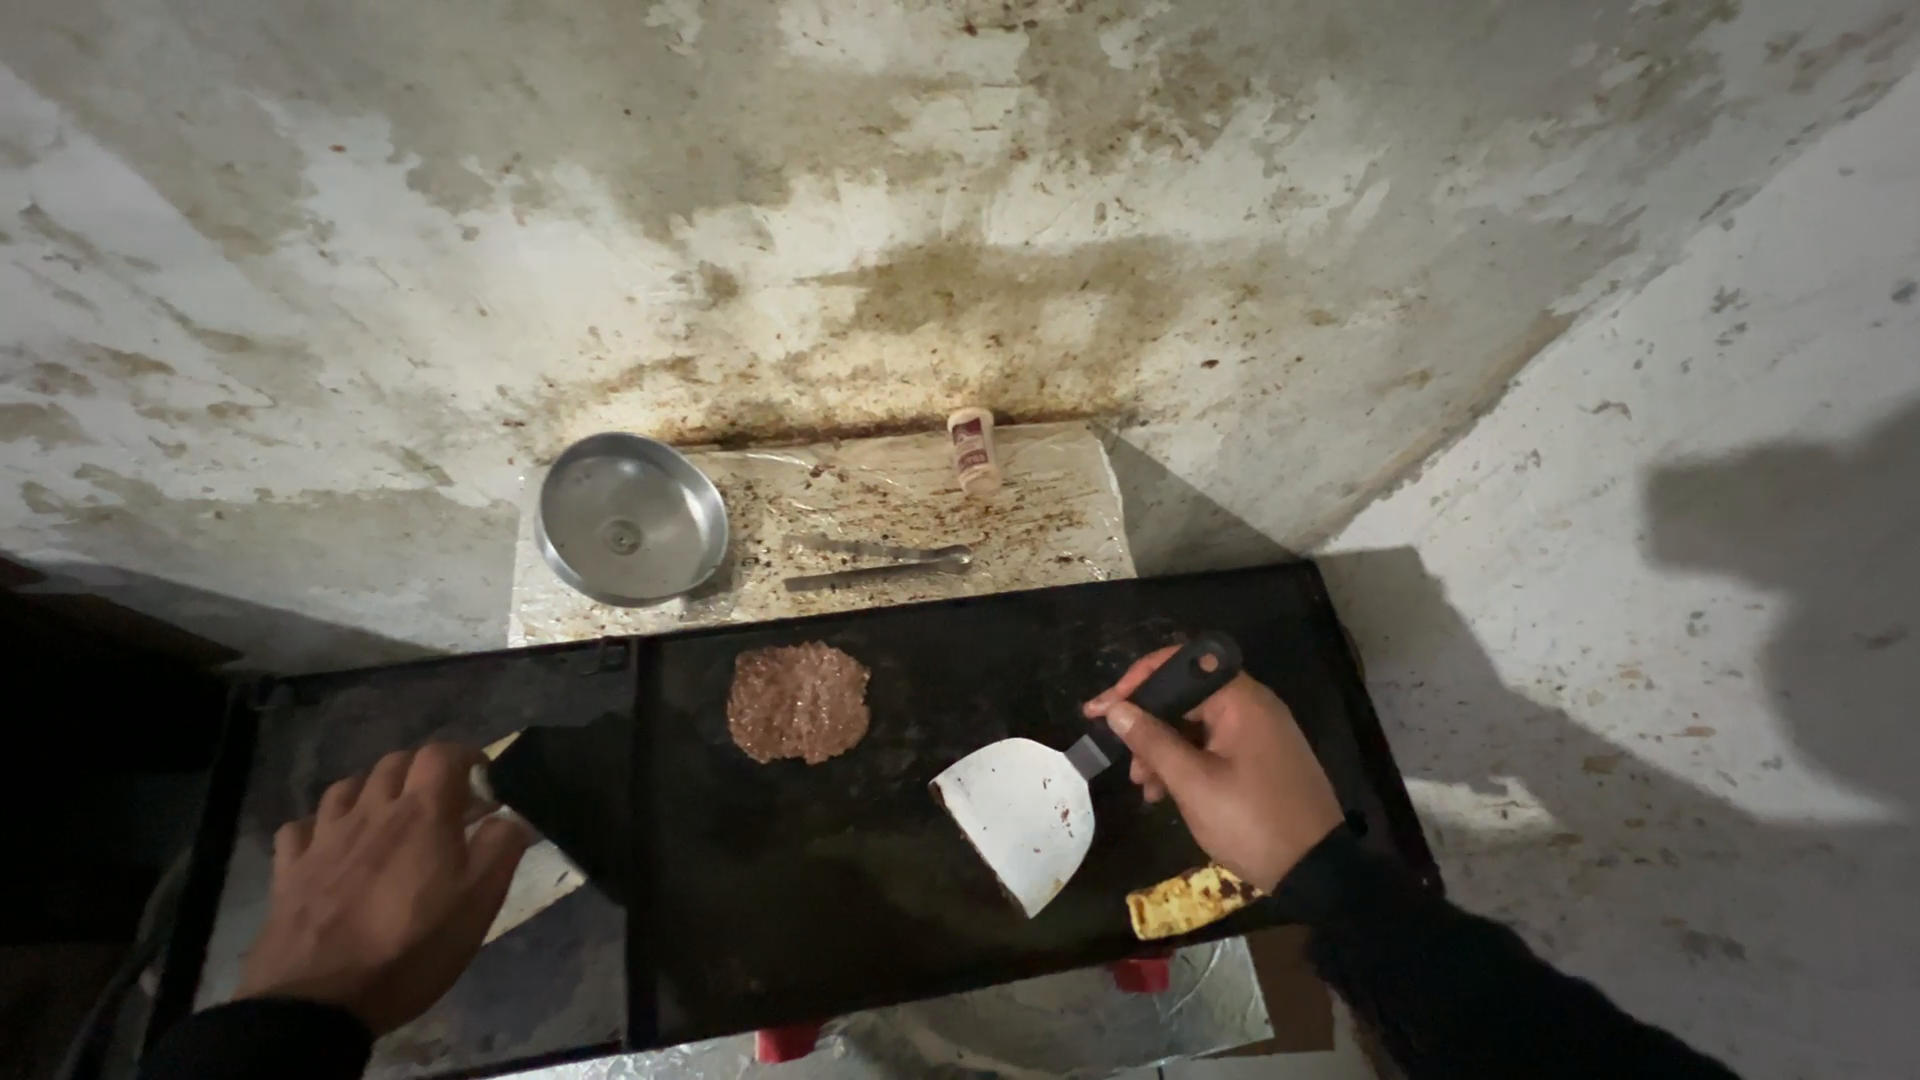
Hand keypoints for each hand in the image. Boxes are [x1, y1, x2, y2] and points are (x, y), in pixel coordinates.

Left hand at [237, 743, 532, 1034]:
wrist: (315, 1006)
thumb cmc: (411, 945)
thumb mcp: (481, 898)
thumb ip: (503, 844)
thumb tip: (511, 816)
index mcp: (423, 812)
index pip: (441, 754)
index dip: (467, 756)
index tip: (484, 780)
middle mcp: (372, 812)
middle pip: (394, 762)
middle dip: (424, 769)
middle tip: (445, 800)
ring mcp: (323, 841)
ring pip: (347, 787)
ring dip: (374, 788)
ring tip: (391, 814)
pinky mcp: (288, 873)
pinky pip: (300, 828)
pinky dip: (322, 824)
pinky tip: (334, 842)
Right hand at [1083, 648, 1343, 891]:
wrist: (1319, 874)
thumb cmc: (1252, 822)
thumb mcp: (1193, 783)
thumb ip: (1152, 740)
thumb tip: (1115, 708)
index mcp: (1240, 700)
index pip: (1177, 665)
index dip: (1135, 682)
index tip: (1103, 709)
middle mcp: (1251, 705)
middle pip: (1183, 695)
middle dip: (1146, 722)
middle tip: (1119, 754)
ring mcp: (1258, 732)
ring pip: (1194, 723)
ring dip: (1162, 747)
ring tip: (1143, 785)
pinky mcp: (1259, 757)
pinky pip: (1211, 744)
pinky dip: (1185, 760)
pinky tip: (1165, 792)